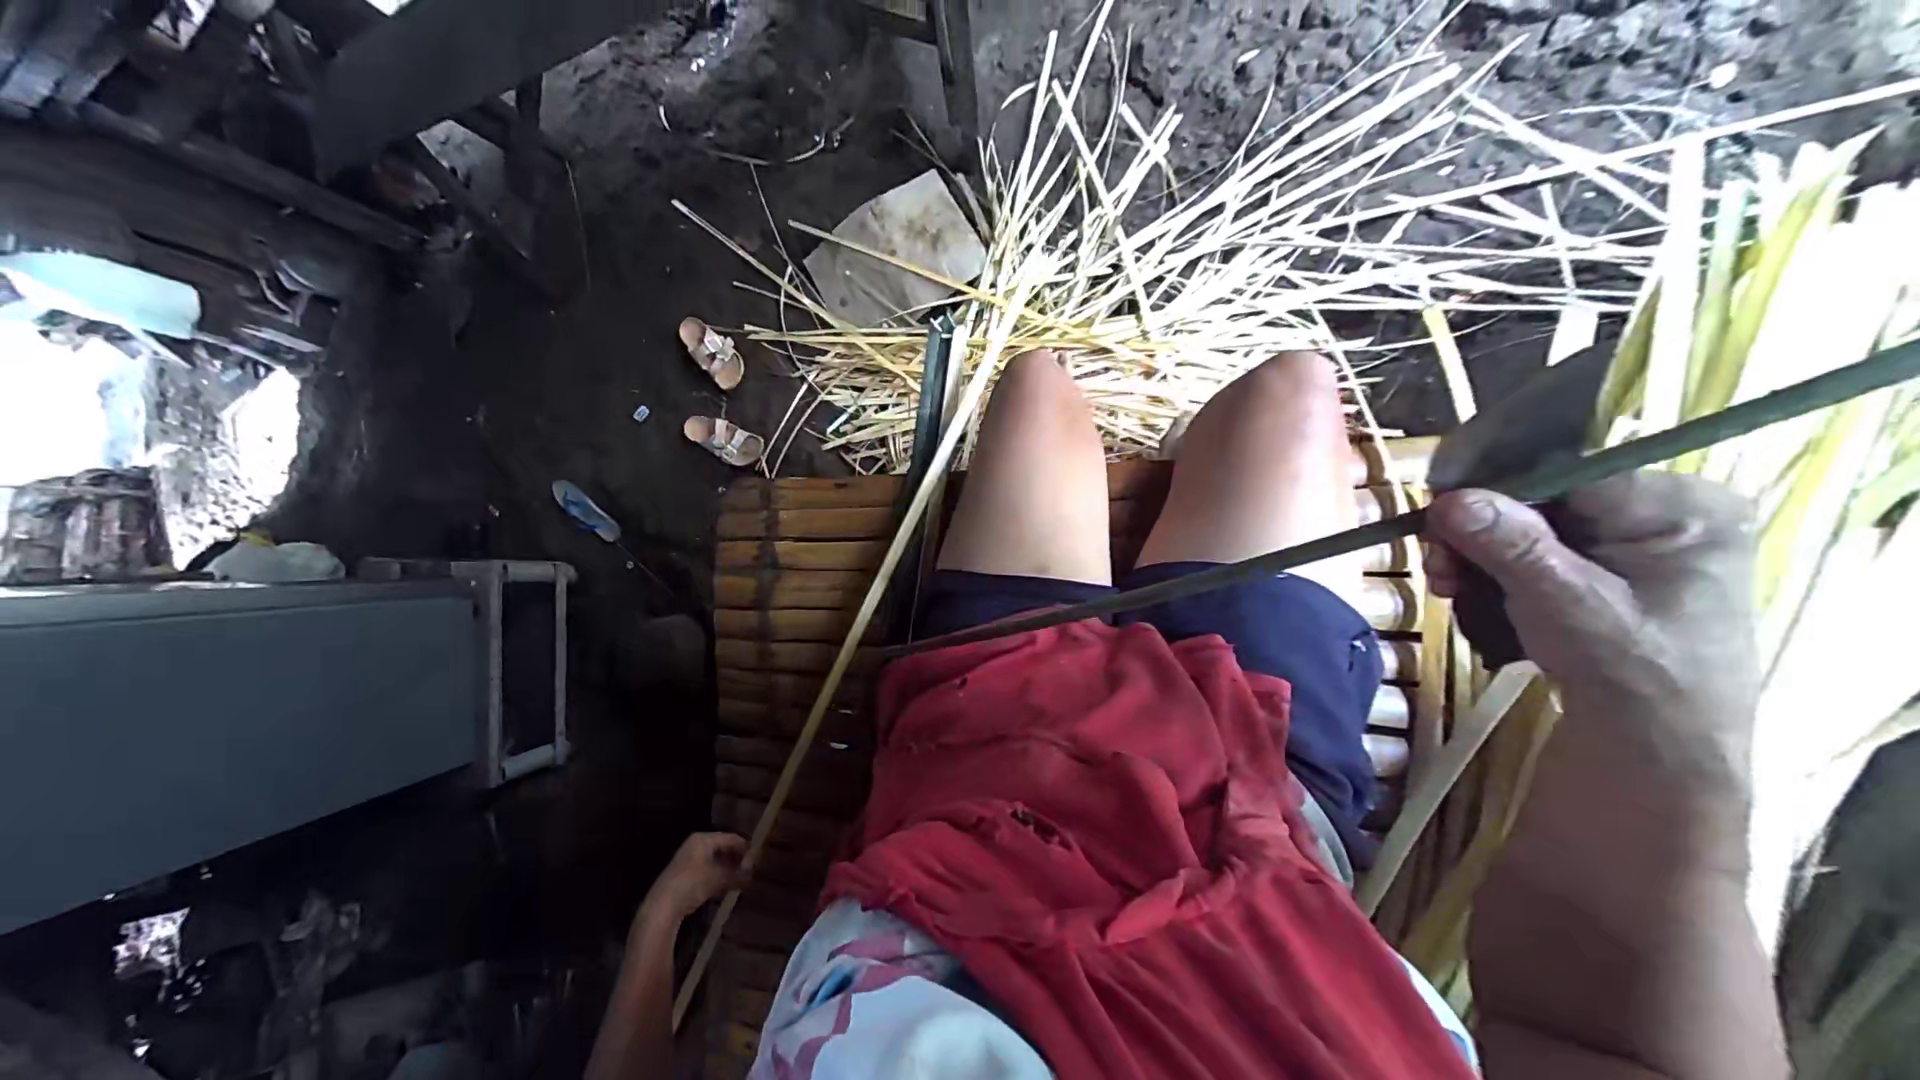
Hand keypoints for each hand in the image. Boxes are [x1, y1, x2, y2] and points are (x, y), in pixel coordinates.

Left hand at [642, 832, 748, 922]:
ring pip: (715, 861)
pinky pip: (707, 871)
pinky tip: (726, 886)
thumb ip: (737, 874)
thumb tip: (752, 876)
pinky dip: (718, 876)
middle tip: (750, 869)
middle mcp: (696, 845)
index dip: (745, 847)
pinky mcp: (685, 875)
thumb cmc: (693, 883)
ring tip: (741, 878)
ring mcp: (689, 860)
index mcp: (703, 839)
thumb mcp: (719, 877)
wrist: (662, 906)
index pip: (730, 838)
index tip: (757, 858)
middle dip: (737, 859)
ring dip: (728, 869)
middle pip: (723, 848)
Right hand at [1426, 471, 1759, 789]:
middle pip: (1538, 496)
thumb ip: (1512, 547)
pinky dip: (1492, 568)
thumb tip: (1450, 498)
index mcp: (1678, 507)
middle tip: (1439, 567)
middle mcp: (1657, 510)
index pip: (1564, 468)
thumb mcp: (1568, 607)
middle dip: (1477, 530)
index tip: (1436, 515)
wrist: (1655, 752)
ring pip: (1524, 522)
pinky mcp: (1601, 567)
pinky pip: (1529, 547)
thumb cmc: (1633, 678)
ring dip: (1475, 553)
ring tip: (1449, 587)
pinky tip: (1470, 592)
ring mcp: (1628, 540)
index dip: (1492, 486)